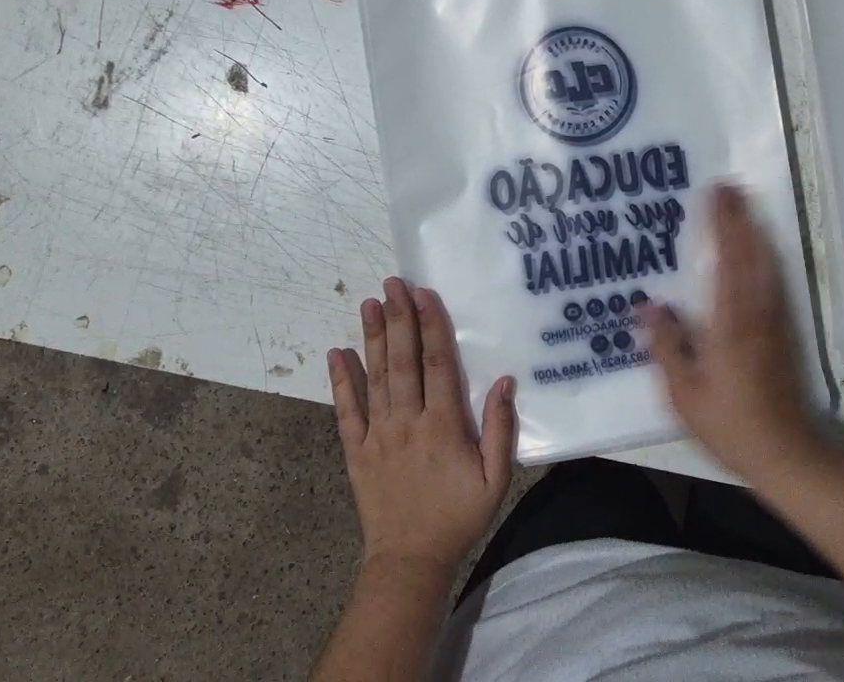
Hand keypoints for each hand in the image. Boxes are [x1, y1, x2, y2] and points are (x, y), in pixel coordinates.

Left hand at [329, 278, 515, 575]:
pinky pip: (346, 411)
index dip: (432, 326)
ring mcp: (378, 435)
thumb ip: (500, 429)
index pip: (437, 364)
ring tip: (369, 303)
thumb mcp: (496, 478)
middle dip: (399, 319)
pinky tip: (337, 352)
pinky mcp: (356, 451)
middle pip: (403, 361)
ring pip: (375, 377)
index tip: (424, 294)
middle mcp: (407, 422)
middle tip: (392, 283)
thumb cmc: (458, 516)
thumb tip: (506, 381)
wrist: (410, 560)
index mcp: (443, 425)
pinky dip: (341, 381)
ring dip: (372, 338)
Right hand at [647, 183, 820, 481]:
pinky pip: (776, 280)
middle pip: (753, 252)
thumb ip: (666, 346)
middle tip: (729, 185)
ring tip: (743, 206)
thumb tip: (649, 305)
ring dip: (756, 231)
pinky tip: (760, 251)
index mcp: (730, 323)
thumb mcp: (683, 393)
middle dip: (741, 216)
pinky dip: (766, 255)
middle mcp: (757, 312)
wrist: (785, 451)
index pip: (726, 260)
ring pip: (769, 263)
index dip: (721, 223)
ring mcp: (776, 320)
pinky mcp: (785, 331)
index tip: (714, 192)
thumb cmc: (728, 425)